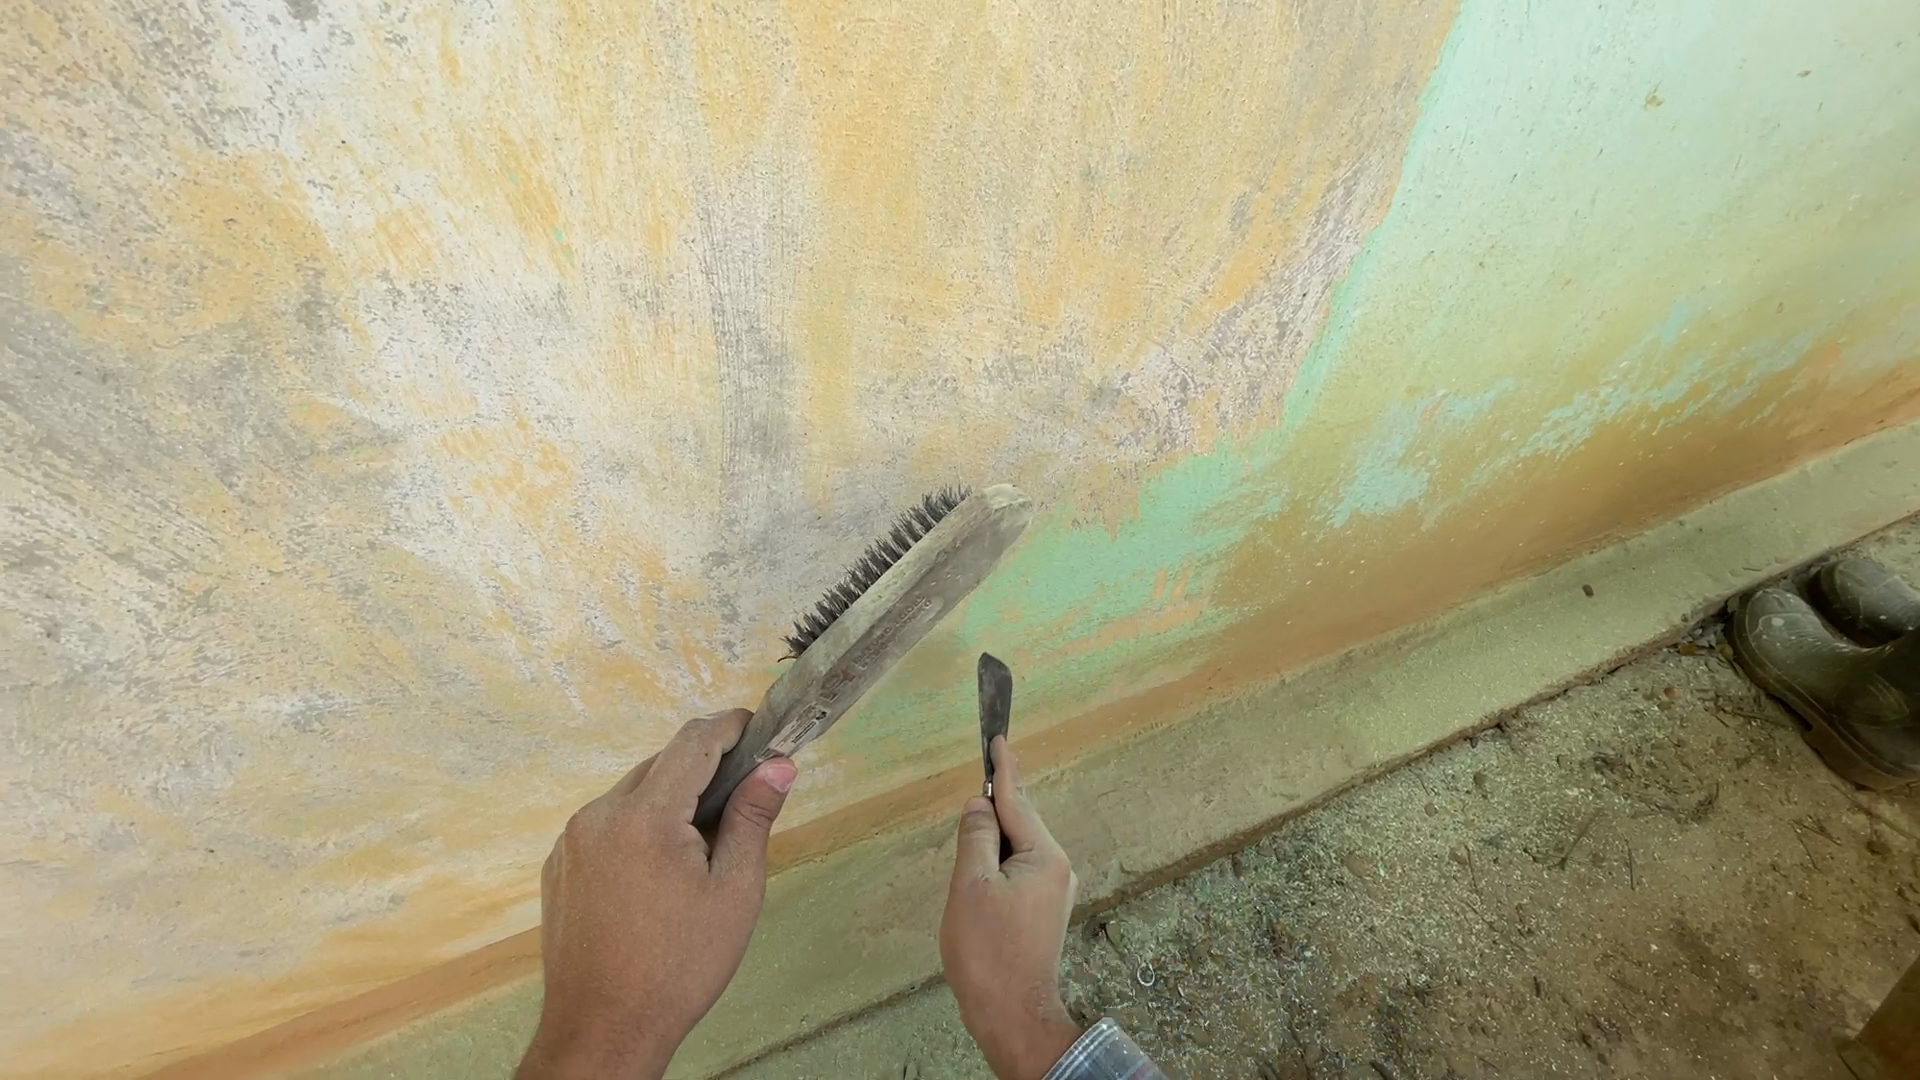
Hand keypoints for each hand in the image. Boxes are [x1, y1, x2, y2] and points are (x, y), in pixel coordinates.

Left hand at [517, 709, 797, 1079]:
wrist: (602, 1036)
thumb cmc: (680, 965)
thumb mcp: (735, 890)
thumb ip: (754, 816)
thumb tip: (780, 764)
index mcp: (644, 817)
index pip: (693, 742)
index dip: (730, 726)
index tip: (758, 728)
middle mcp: (598, 815)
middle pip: (663, 763)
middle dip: (705, 766)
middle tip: (743, 794)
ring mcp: (572, 841)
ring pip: (635, 790)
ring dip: (674, 795)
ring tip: (705, 839)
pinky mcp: (560, 865)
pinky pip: (610, 820)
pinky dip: (643, 821)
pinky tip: (663, 865)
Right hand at [940, 737, 1083, 1079]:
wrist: (1013, 1016)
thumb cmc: (987, 951)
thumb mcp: (971, 885)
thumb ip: (976, 837)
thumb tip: (979, 805)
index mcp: (1044, 856)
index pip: (1017, 800)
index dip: (1004, 768)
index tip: (999, 739)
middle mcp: (1057, 867)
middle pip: (1020, 820)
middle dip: (996, 802)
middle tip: (981, 774)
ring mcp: (1054, 889)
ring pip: (1019, 844)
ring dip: (995, 832)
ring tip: (973, 825)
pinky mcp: (1044, 907)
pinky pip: (1021, 863)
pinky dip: (1000, 854)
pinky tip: (984, 859)